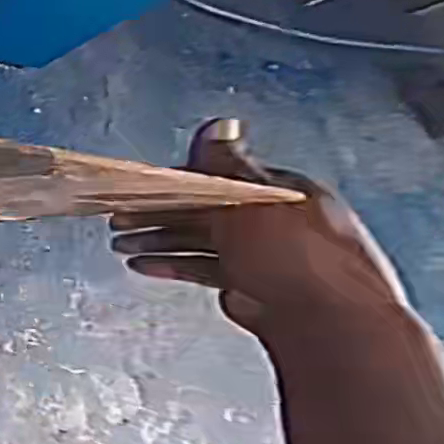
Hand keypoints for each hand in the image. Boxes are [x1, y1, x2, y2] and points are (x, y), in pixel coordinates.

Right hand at [110, 119, 409, 335]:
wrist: (323, 320)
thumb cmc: (293, 256)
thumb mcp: (250, 201)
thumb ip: (225, 165)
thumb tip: (220, 123)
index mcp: (281, 192)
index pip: (216, 179)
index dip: (173, 184)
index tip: (138, 190)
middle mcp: (273, 220)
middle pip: (201, 211)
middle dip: (157, 215)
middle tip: (120, 220)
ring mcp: (261, 253)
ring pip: (197, 240)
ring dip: (157, 241)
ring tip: (121, 246)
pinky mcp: (250, 281)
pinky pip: (202, 266)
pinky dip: (172, 265)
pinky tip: (143, 266)